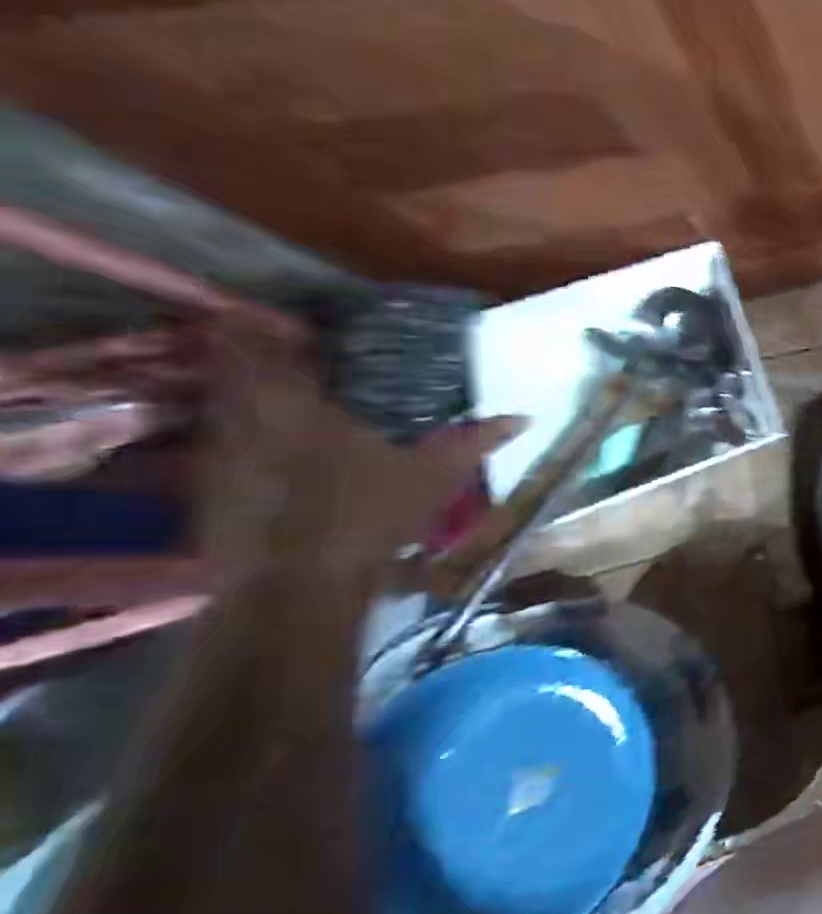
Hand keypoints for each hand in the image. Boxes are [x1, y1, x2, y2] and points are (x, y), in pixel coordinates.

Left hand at [197, 324, 523, 575]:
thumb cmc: (371, 516)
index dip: (276, 329)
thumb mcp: (435, 476)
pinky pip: (218, 447)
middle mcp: (248, 421)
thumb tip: (523, 417)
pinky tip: (272, 453)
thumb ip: (474, 441)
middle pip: (233, 371)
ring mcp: (219, 458)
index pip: (268, 347)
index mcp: (300, 407)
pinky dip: (240, 439)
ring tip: (287, 400)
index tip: (303, 328)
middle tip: (299, 359)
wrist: (302, 585)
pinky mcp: (208, 492)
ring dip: (247, 397)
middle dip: (259, 359)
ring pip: (222, 408)